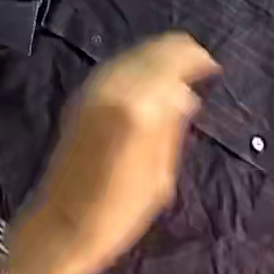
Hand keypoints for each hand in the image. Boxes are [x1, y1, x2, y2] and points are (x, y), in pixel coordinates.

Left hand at [7, 33, 219, 273]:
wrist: (63, 223)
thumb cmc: (119, 211)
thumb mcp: (160, 176)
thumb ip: (172, 127)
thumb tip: (186, 95)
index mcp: (138, 108)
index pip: (171, 63)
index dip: (194, 59)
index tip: (210, 65)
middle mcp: (114, 88)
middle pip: (151, 51)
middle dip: (177, 50)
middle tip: (198, 58)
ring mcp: (95, 88)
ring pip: (133, 53)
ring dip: (157, 53)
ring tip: (177, 63)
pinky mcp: (82, 95)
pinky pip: (117, 64)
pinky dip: (137, 62)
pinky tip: (148, 74)